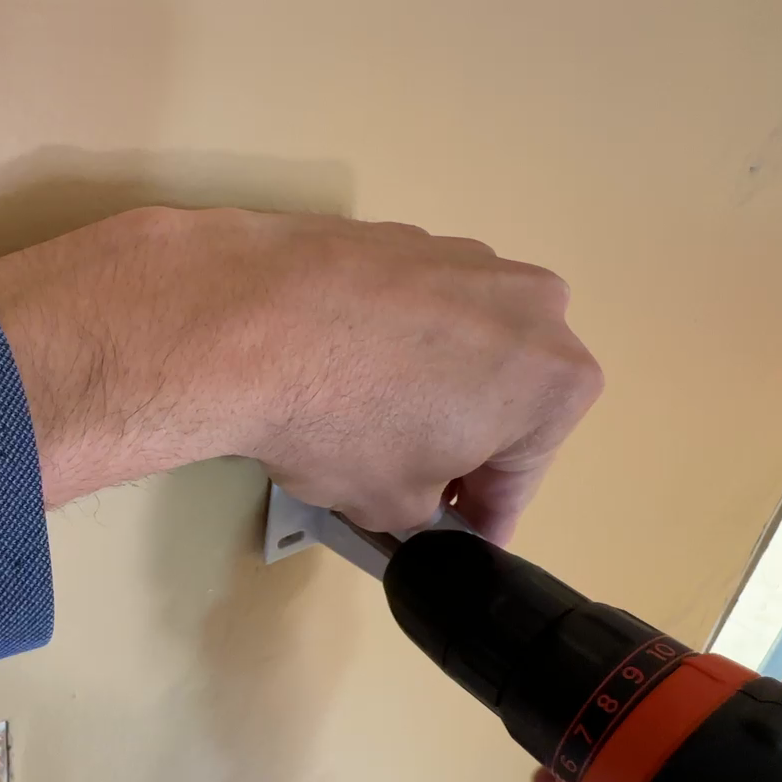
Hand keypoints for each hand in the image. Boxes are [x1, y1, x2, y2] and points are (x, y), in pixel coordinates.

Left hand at [0, 207, 601, 538]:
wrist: (228, 317)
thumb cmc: (327, 415)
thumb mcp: (391, 499)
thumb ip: (427, 527)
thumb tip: (421, 540)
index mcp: (553, 371)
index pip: (522, 475)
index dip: (475, 517)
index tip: (433, 536)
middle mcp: (519, 298)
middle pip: (488, 406)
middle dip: (442, 452)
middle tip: (379, 482)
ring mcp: (447, 257)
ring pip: (437, 356)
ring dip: (401, 399)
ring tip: (334, 427)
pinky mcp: (381, 240)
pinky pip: (391, 316)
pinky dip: (365, 354)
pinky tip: (311, 376)